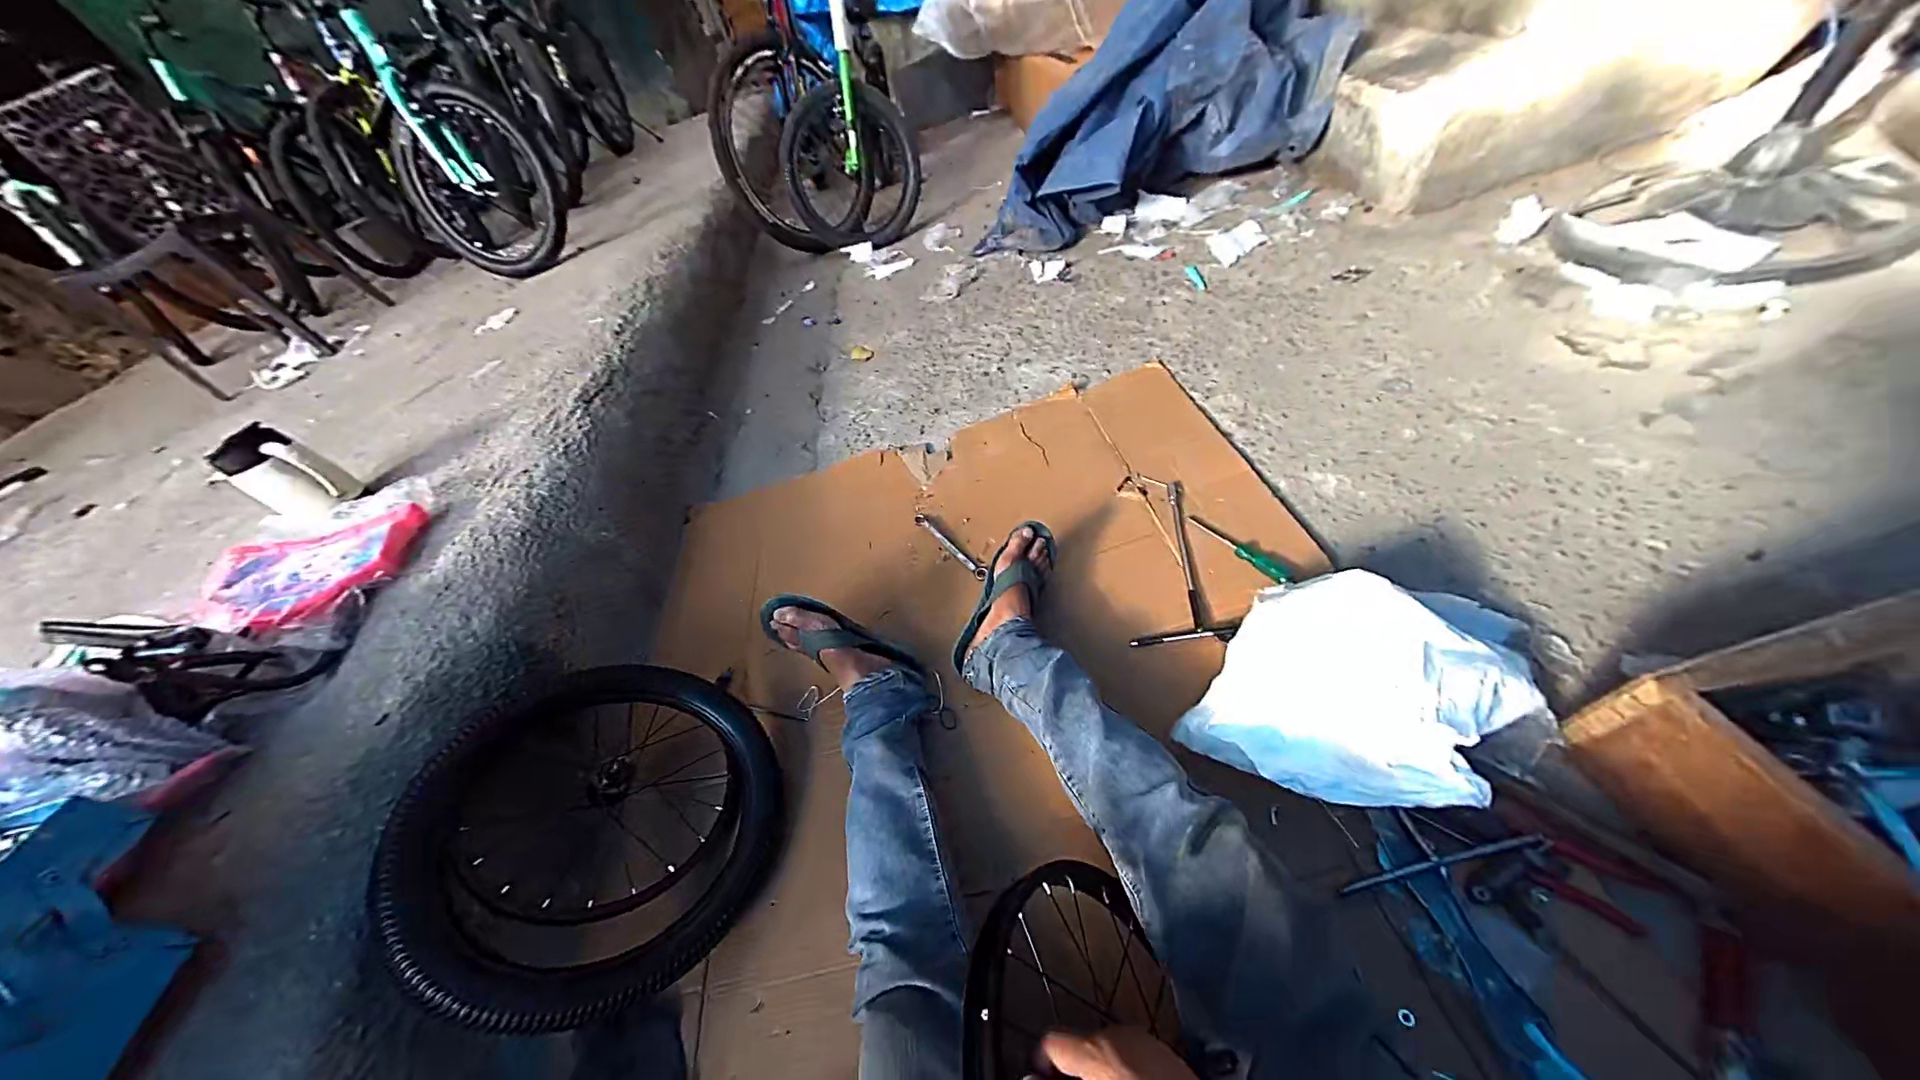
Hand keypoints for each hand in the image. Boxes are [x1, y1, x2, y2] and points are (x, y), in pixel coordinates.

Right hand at [1037, 1028, 1199, 1079]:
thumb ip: (1062, 1077)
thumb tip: (1035, 1077)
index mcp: (1097, 1049)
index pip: (1050, 1040)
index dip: (1040, 1063)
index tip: (1040, 1078)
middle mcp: (1120, 1034)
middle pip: (1080, 1042)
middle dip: (1073, 1069)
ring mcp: (1146, 1041)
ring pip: (1107, 1048)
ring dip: (1098, 1069)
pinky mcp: (1167, 1053)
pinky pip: (1132, 1055)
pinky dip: (1123, 1070)